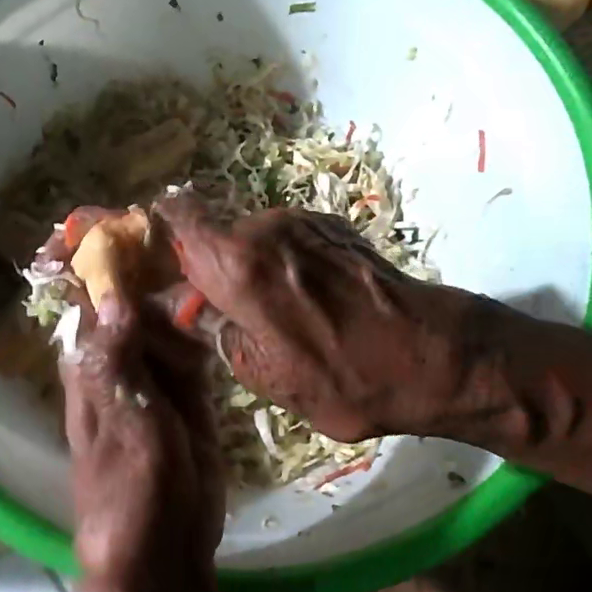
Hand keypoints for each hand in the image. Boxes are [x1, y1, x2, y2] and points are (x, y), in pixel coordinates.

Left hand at [61, 290, 224, 591]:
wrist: (165, 547)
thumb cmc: (131, 486)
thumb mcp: (124, 421)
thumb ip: (119, 358)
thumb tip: (113, 295)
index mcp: (92, 364)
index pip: (97, 299)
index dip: (118, 266)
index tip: (149, 232)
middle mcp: (122, 362)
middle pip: (141, 304)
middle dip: (166, 293)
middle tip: (195, 290)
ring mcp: (157, 377)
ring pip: (172, 325)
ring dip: (189, 319)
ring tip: (207, 329)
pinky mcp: (190, 394)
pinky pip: (196, 352)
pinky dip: (206, 342)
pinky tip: (216, 341)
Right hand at [154, 195, 501, 443]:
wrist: (433, 355)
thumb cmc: (340, 377)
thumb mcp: (262, 374)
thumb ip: (217, 332)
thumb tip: (193, 311)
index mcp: (236, 261)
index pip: (177, 214)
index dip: (160, 230)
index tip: (158, 259)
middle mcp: (264, 227)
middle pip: (215, 233)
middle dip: (209, 265)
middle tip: (218, 308)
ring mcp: (303, 223)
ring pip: (252, 238)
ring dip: (248, 267)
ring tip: (270, 313)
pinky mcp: (333, 227)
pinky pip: (286, 240)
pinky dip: (280, 264)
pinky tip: (305, 302)